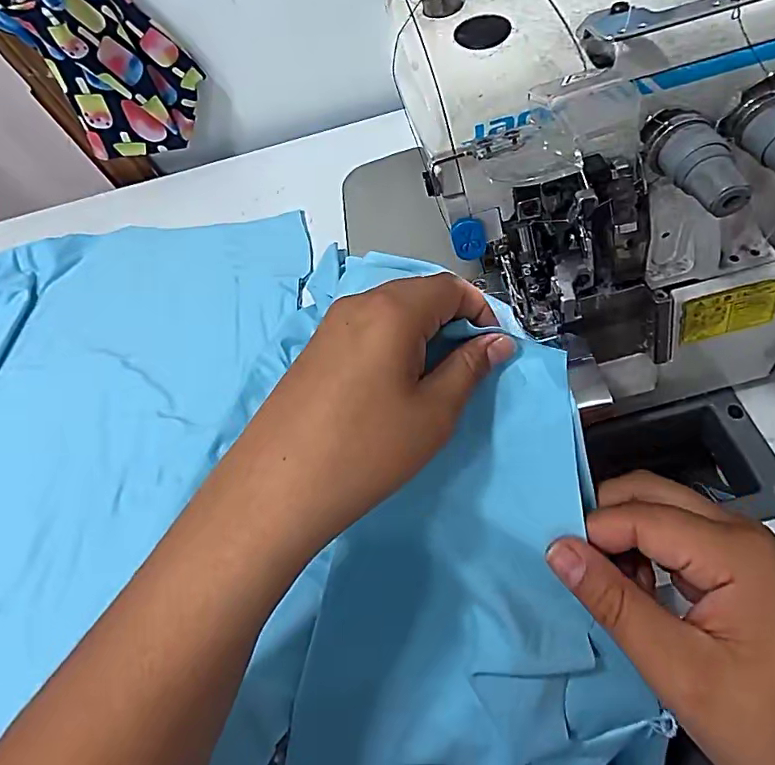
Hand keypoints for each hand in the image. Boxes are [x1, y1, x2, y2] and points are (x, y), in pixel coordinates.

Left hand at [215, 273, 514, 553]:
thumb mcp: (433, 412)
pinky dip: (392, 342)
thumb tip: (496, 342)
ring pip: (392, 310)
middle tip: (465, 369)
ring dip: (421, 333)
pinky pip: (366, 327)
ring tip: (429, 382)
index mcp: (392, 309)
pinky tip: (391, 385)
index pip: (450, 287)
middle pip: (419, 293)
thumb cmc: (366, 449)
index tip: (492, 349)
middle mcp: (359, 303)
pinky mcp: (316, 346)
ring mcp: (331, 323)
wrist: (277, 487)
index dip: (480, 312)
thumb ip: (469, 368)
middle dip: (451, 321)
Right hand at [545, 473, 774, 764]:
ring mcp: (747, 548)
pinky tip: (642, 591)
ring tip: (612, 587)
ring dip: (627, 535)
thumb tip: (562, 551)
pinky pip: (682, 534)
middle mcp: (742, 534)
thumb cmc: (772, 729)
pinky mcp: (744, 567)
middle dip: (607, 520)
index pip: (641, 514)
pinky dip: (650, 550)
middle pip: (652, 494)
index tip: (560, 558)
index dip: (594, 530)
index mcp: (735, 551)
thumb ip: (616, 604)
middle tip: (577, 562)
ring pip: (664, 509)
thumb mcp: (681, 671)